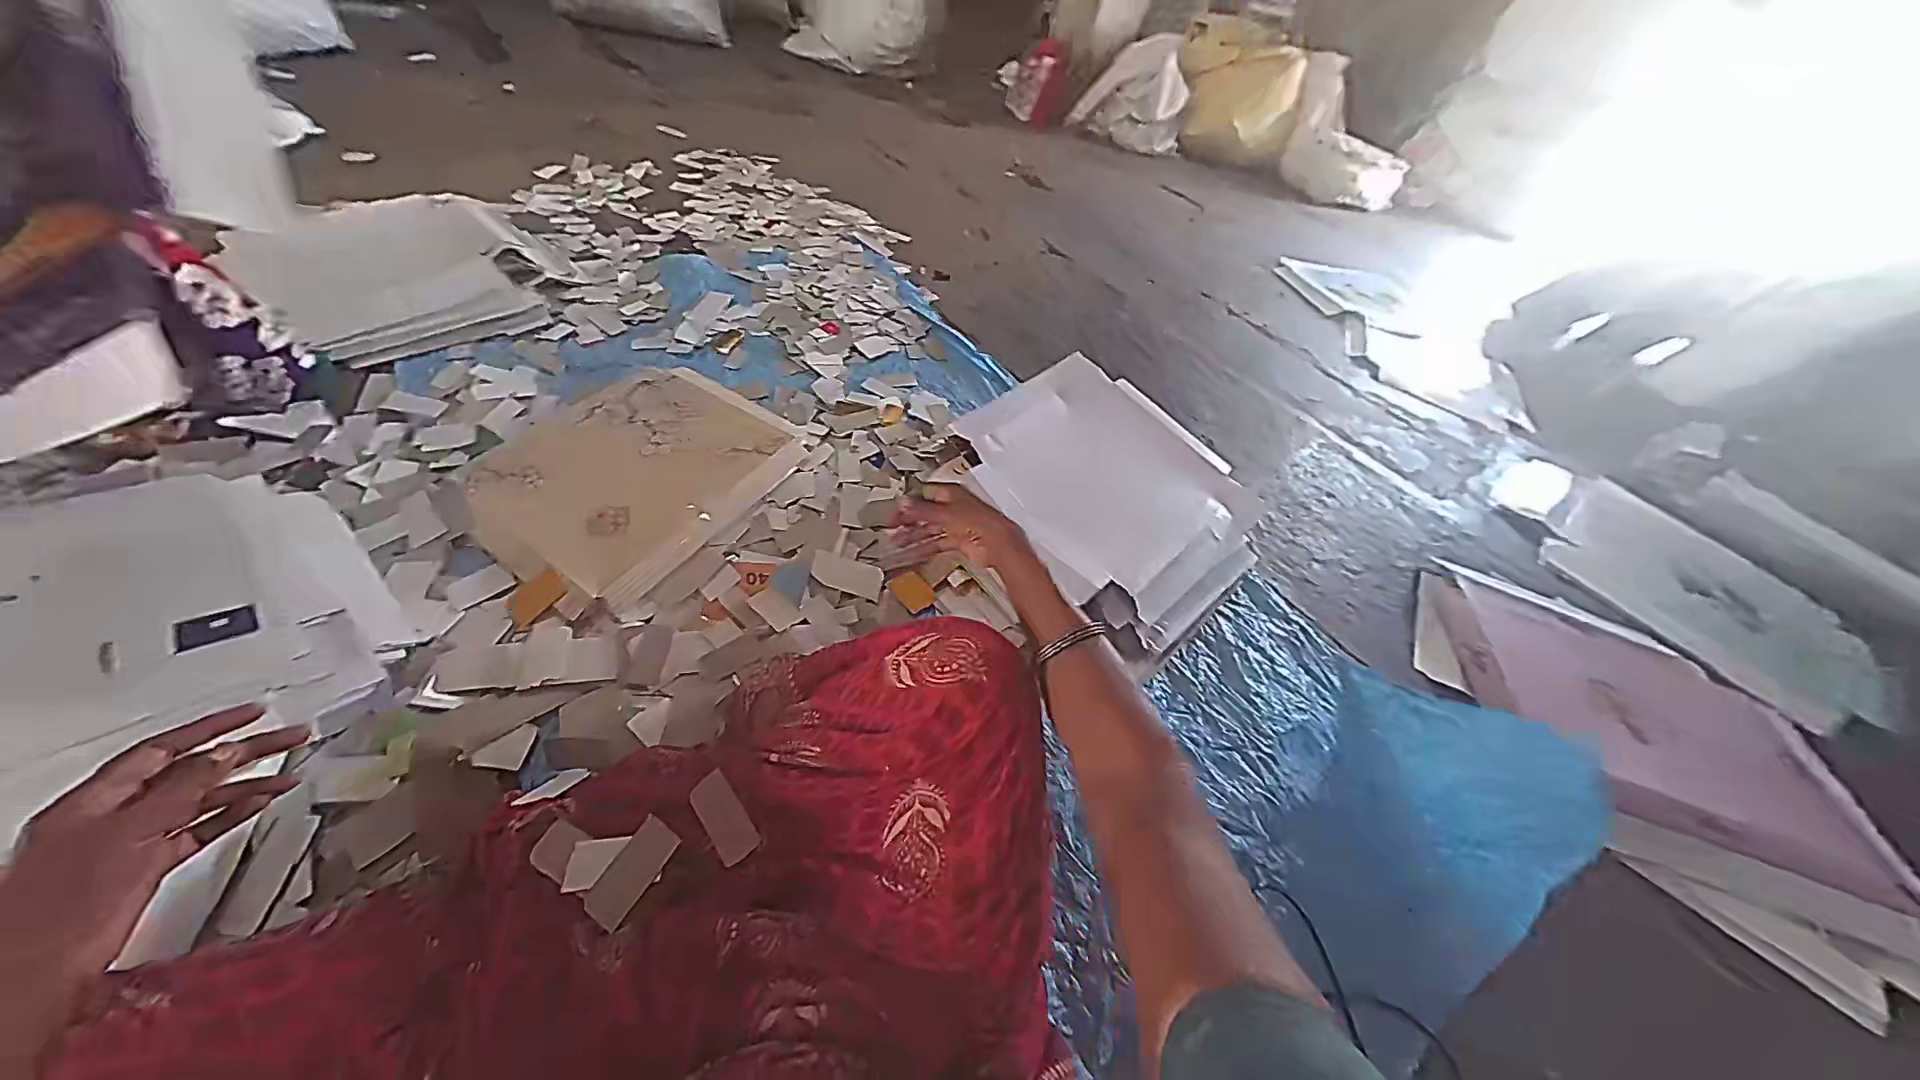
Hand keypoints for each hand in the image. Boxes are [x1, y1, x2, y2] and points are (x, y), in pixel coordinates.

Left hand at [0, 705, 305, 1062]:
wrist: (38, 972)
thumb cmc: (62, 906)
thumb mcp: (131, 833)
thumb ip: (182, 788)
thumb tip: (224, 753)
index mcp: (94, 801)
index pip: (163, 749)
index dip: (212, 727)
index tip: (255, 713)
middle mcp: (112, 817)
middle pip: (189, 772)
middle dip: (243, 752)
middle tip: (290, 737)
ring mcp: (129, 843)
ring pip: (200, 801)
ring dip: (247, 785)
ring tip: (288, 773)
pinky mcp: (146, 867)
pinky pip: (199, 830)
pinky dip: (232, 814)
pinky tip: (257, 805)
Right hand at [893, 483, 1040, 576]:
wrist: (999, 544)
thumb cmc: (981, 522)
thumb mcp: (946, 513)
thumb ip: (922, 510)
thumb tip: (904, 504)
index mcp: (952, 494)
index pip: (924, 494)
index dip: (909, 502)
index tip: (895, 510)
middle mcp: (954, 508)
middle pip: (925, 513)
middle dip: (909, 521)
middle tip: (892, 528)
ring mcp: (956, 525)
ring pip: (930, 530)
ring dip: (914, 536)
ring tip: (898, 542)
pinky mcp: (959, 541)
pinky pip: (937, 543)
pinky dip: (925, 548)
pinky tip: (913, 552)